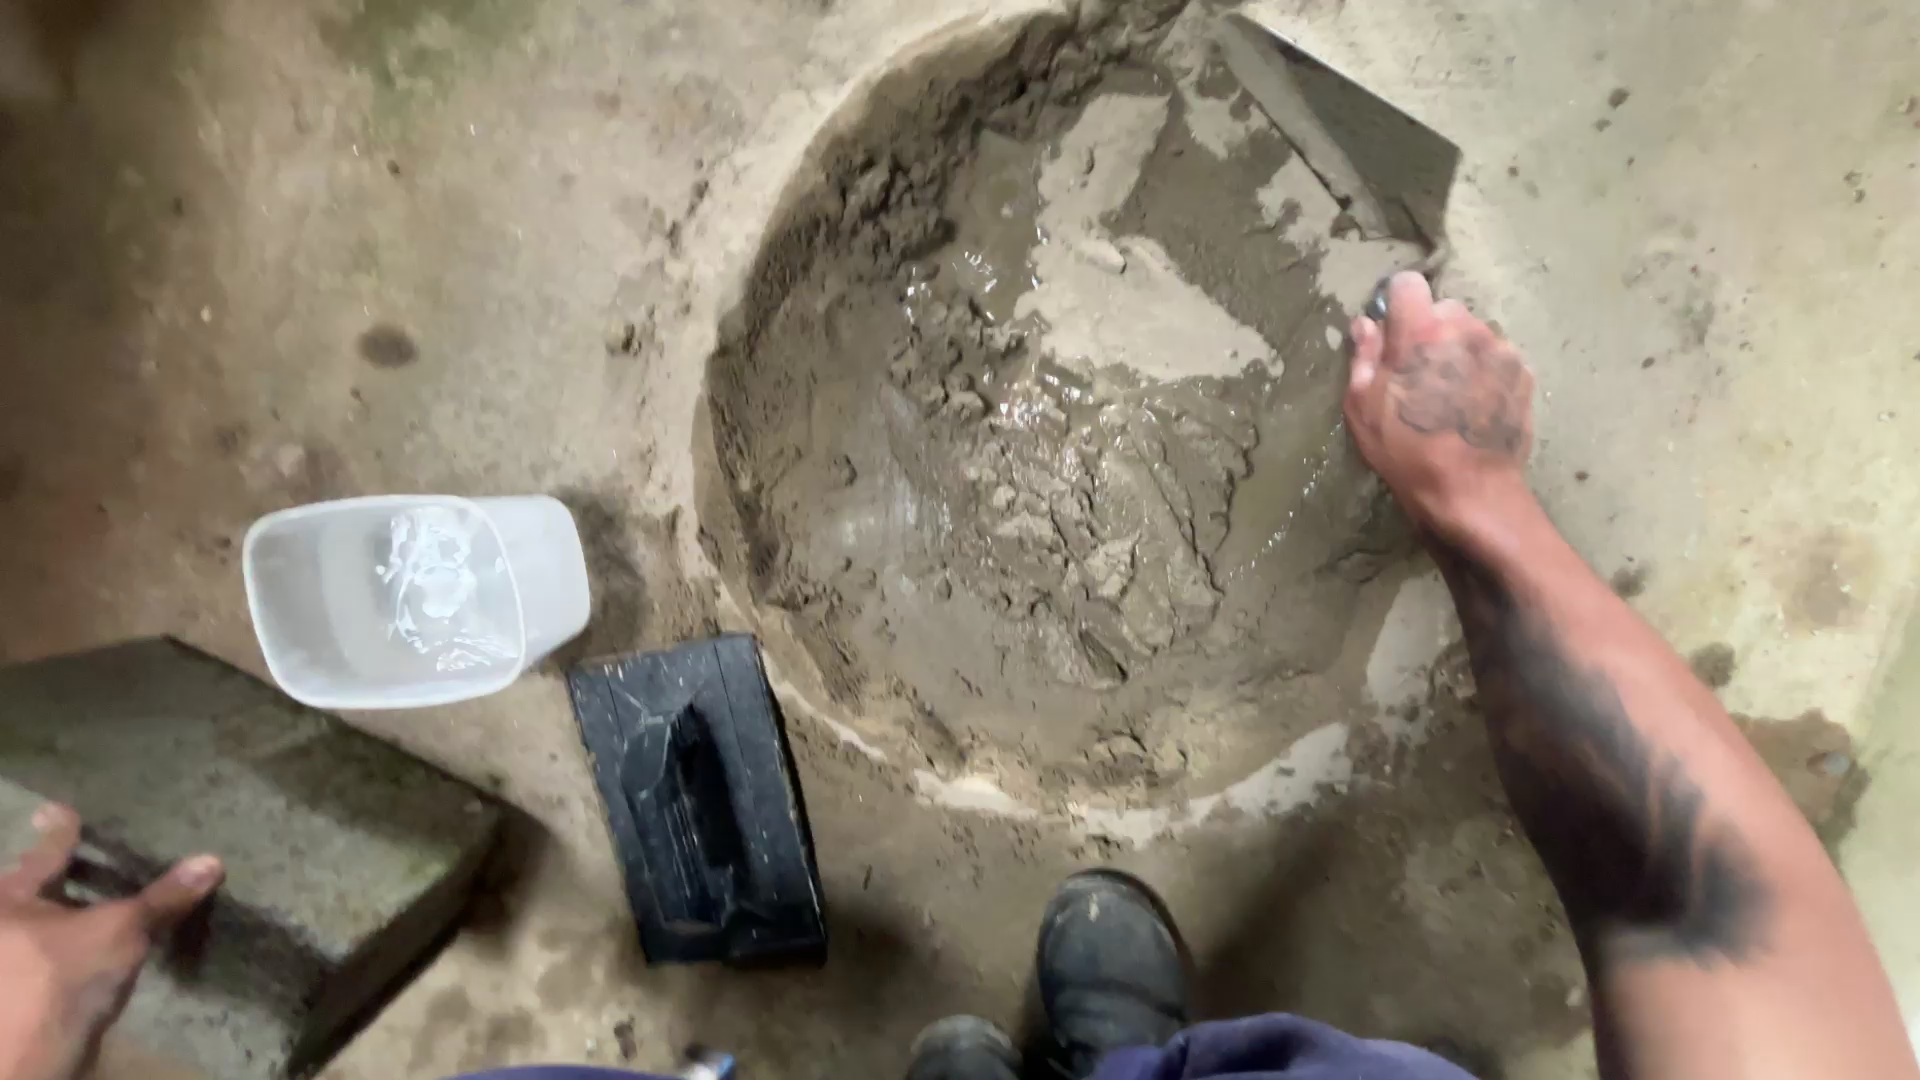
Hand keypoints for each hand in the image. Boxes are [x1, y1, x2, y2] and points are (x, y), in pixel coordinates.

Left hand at [0, 805, 221, 1079]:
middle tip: (77, 857)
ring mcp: (0, 966)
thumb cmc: (59, 979)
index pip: (39, 857)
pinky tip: (92, 943)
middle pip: (25, 895)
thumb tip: (212, 860)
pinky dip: (67, 942)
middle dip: (52, 878)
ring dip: (62, 914)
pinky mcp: (11, 995)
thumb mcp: (122, 929)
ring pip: (32, 928)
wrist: (22, 1060)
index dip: (58, 832)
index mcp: (2, 908)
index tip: (54, 808)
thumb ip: (164, 895)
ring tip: (91, 899)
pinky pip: (42, 954)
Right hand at [1345, 272, 1536, 546]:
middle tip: (1413, 371)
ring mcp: (1500, 349)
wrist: (1468, 488)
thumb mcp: (1362, 407)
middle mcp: (1465, 329)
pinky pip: (1494, 355)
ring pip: (1471, 331)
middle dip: (1426, 329)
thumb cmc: (1403, 449)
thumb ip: (1364, 357)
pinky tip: (1469, 402)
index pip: (1407, 284)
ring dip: (1455, 349)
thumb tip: (1365, 324)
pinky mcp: (1522, 371)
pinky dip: (1479, 368)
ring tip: (1444, 390)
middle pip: (1442, 308)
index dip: (1395, 304)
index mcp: (1421, 332)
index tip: (1389, 331)